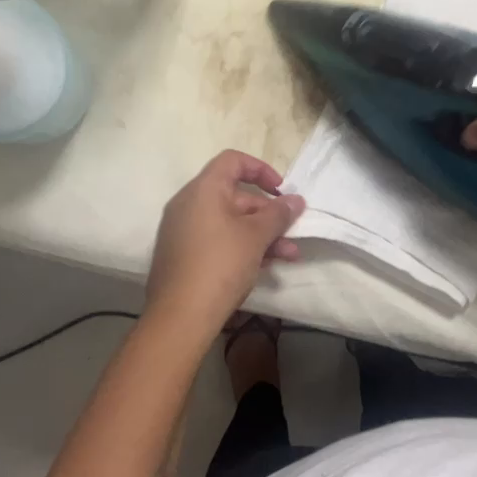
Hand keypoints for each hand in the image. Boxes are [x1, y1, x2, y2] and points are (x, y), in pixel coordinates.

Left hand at [147, 151, 305, 325]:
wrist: (181, 315)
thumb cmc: (221, 265)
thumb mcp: (256, 237)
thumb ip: (279, 214)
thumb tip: (296, 200)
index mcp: (203, 190)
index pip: (233, 161)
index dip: (262, 170)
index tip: (282, 191)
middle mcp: (188, 204)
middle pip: (234, 195)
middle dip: (268, 213)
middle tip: (292, 233)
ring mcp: (183, 231)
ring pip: (229, 222)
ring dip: (261, 235)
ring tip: (288, 256)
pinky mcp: (183, 255)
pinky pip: (217, 240)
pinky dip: (241, 246)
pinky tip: (264, 266)